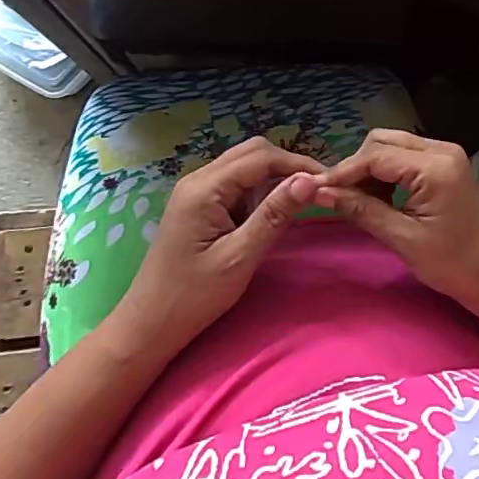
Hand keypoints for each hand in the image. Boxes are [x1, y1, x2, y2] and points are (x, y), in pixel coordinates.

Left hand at [112, 137, 325, 347]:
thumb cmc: (194, 296)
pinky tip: (275, 210)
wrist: (150, 324)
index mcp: (204, 188)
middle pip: (253, 153)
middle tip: (318, 189)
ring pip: (246, 166)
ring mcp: (197, 191)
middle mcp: (199, 179)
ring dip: (275, 177)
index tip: (329, 181)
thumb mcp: (240, 257)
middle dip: (288, 165)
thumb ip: (274, 215)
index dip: (297, 164)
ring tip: (303, 199)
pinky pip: (237, 184)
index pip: (261, 157)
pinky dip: (260, 191)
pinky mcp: (200, 205)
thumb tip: (309, 181)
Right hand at [314, 130, 478, 314]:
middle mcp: (441, 150)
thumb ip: (361, 210)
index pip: (375, 156)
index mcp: (434, 167)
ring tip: (355, 199)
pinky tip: (377, 196)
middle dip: (355, 166)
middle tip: (336, 196)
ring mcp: (446, 154)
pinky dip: (386, 171)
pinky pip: (405, 156)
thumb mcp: (403, 239)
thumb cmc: (453, 264)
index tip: (314, 190)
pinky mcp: (446, 164)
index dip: (342, 172)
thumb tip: (320, 193)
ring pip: (391, 146)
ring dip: (369, 168)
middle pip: (381, 142)